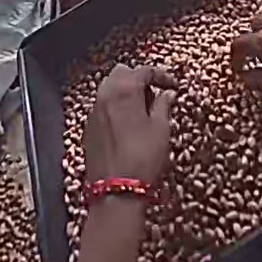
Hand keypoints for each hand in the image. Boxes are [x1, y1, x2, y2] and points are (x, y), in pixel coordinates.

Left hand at [83, 63, 177, 185]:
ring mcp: (94, 110)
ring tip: (144, 109)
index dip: (161, 75)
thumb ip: (163, 106)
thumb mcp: (161, 129)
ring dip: (126, 91)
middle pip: (122, 73)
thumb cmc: (143, 157)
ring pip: (109, 88)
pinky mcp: (88, 127)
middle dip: (140, 79)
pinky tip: (128, 122)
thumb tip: (168, 94)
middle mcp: (105, 94)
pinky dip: (116, 105)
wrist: (115, 191)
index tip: (173, 86)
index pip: (144, 70)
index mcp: (125, 90)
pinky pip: (103, 105)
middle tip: (156, 94)